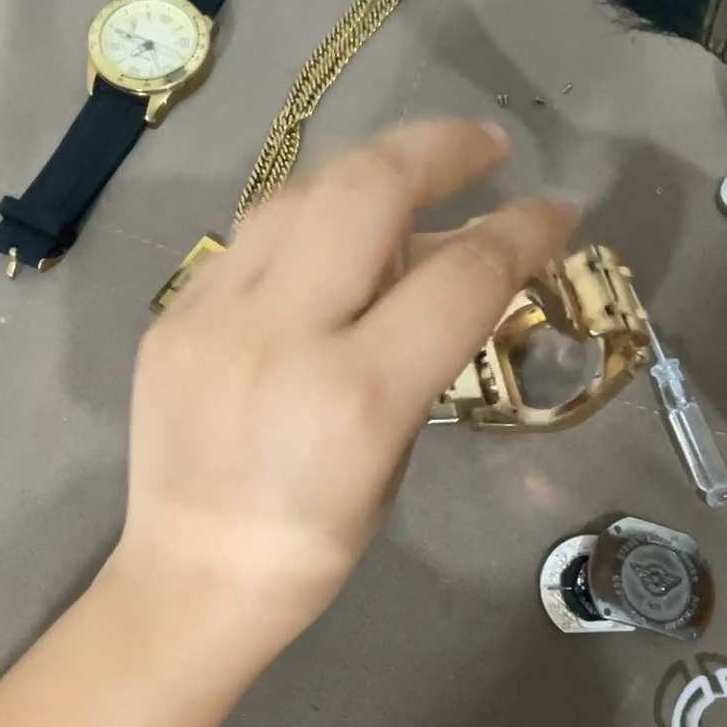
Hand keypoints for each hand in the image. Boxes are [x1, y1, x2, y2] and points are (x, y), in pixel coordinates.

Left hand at [107, 120, 578, 637]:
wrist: (192, 579)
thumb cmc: (313, 548)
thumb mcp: (394, 455)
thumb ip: (424, 356)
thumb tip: (455, 270)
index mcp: (356, 397)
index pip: (460, 276)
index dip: (523, 231)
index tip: (555, 212)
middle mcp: (281, 337)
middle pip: (368, 189)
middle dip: (440, 148)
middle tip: (484, 148)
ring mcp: (211, 318)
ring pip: (300, 194)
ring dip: (368, 175)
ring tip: (408, 188)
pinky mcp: (171, 317)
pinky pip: (251, 240)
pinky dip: (305, 226)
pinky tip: (329, 246)